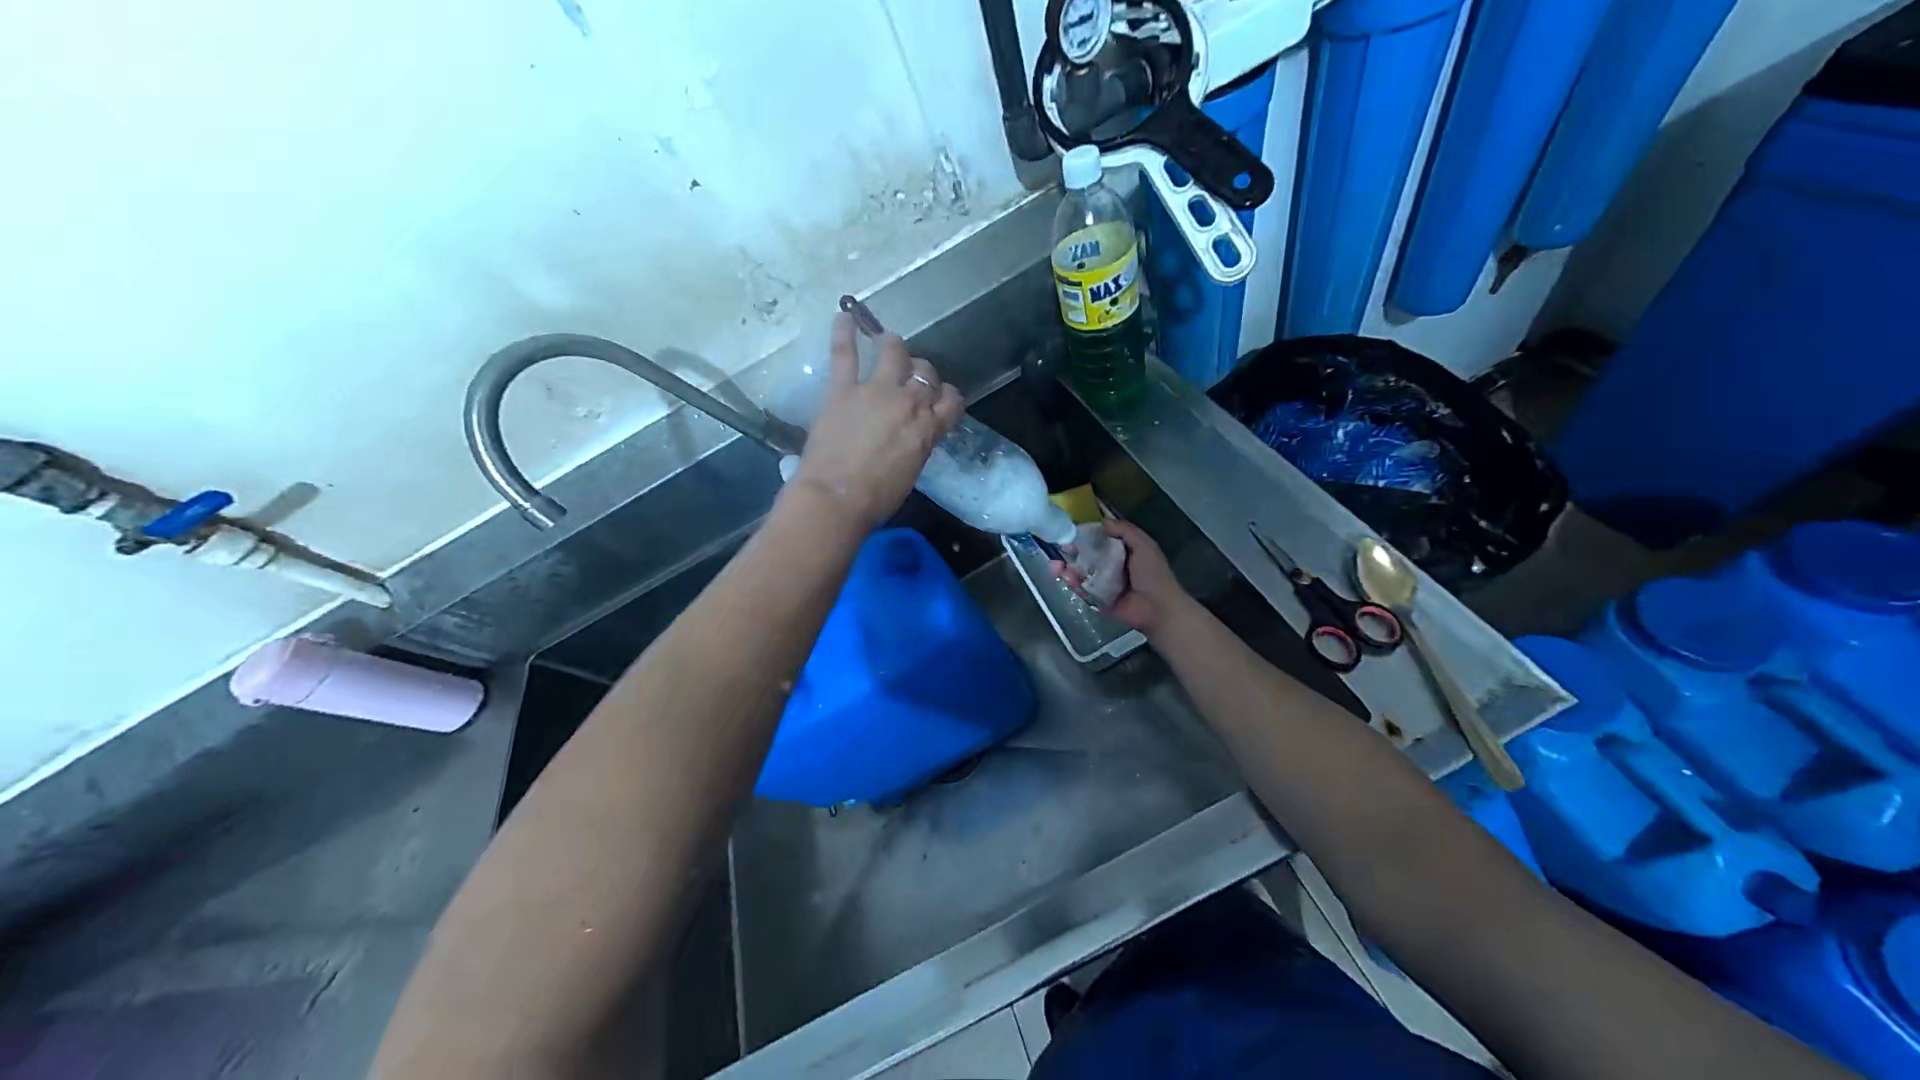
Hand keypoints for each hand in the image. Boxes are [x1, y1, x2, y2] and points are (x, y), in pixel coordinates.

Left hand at [785, 313, 963, 530]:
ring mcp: (875, 390)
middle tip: (911, 378)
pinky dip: (844, 333)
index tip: (940, 400)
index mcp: (929, 428)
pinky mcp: (842, 389)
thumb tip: (914, 435)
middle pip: (925, 372)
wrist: (837, 497)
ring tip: (887, 342)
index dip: (947, 396)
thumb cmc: (877, 497)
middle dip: (922, 373)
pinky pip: (844, 354)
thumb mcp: (911, 471)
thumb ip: (917, 444)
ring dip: (893, 345)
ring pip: (893, 351)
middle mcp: (908, 402)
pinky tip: (844, 315)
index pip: (952, 400)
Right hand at [1052, 519, 1195, 633]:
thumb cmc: (1153, 573)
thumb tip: (1101, 522)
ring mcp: (1102, 584)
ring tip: (1056, 564)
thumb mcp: (1143, 545)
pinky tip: (1063, 575)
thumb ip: (1124, 530)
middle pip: (1087, 556)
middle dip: (1072, 552)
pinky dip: (1072, 582)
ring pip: (1081, 573)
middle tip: (1060, 547)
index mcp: (1123, 552)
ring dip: (1067, 568)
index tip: (1073, 530)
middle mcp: (1111, 566)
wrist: (1158, 607)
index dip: (1087, 535)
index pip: (1100, 540)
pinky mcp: (1097, 599)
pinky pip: (1082, 589)